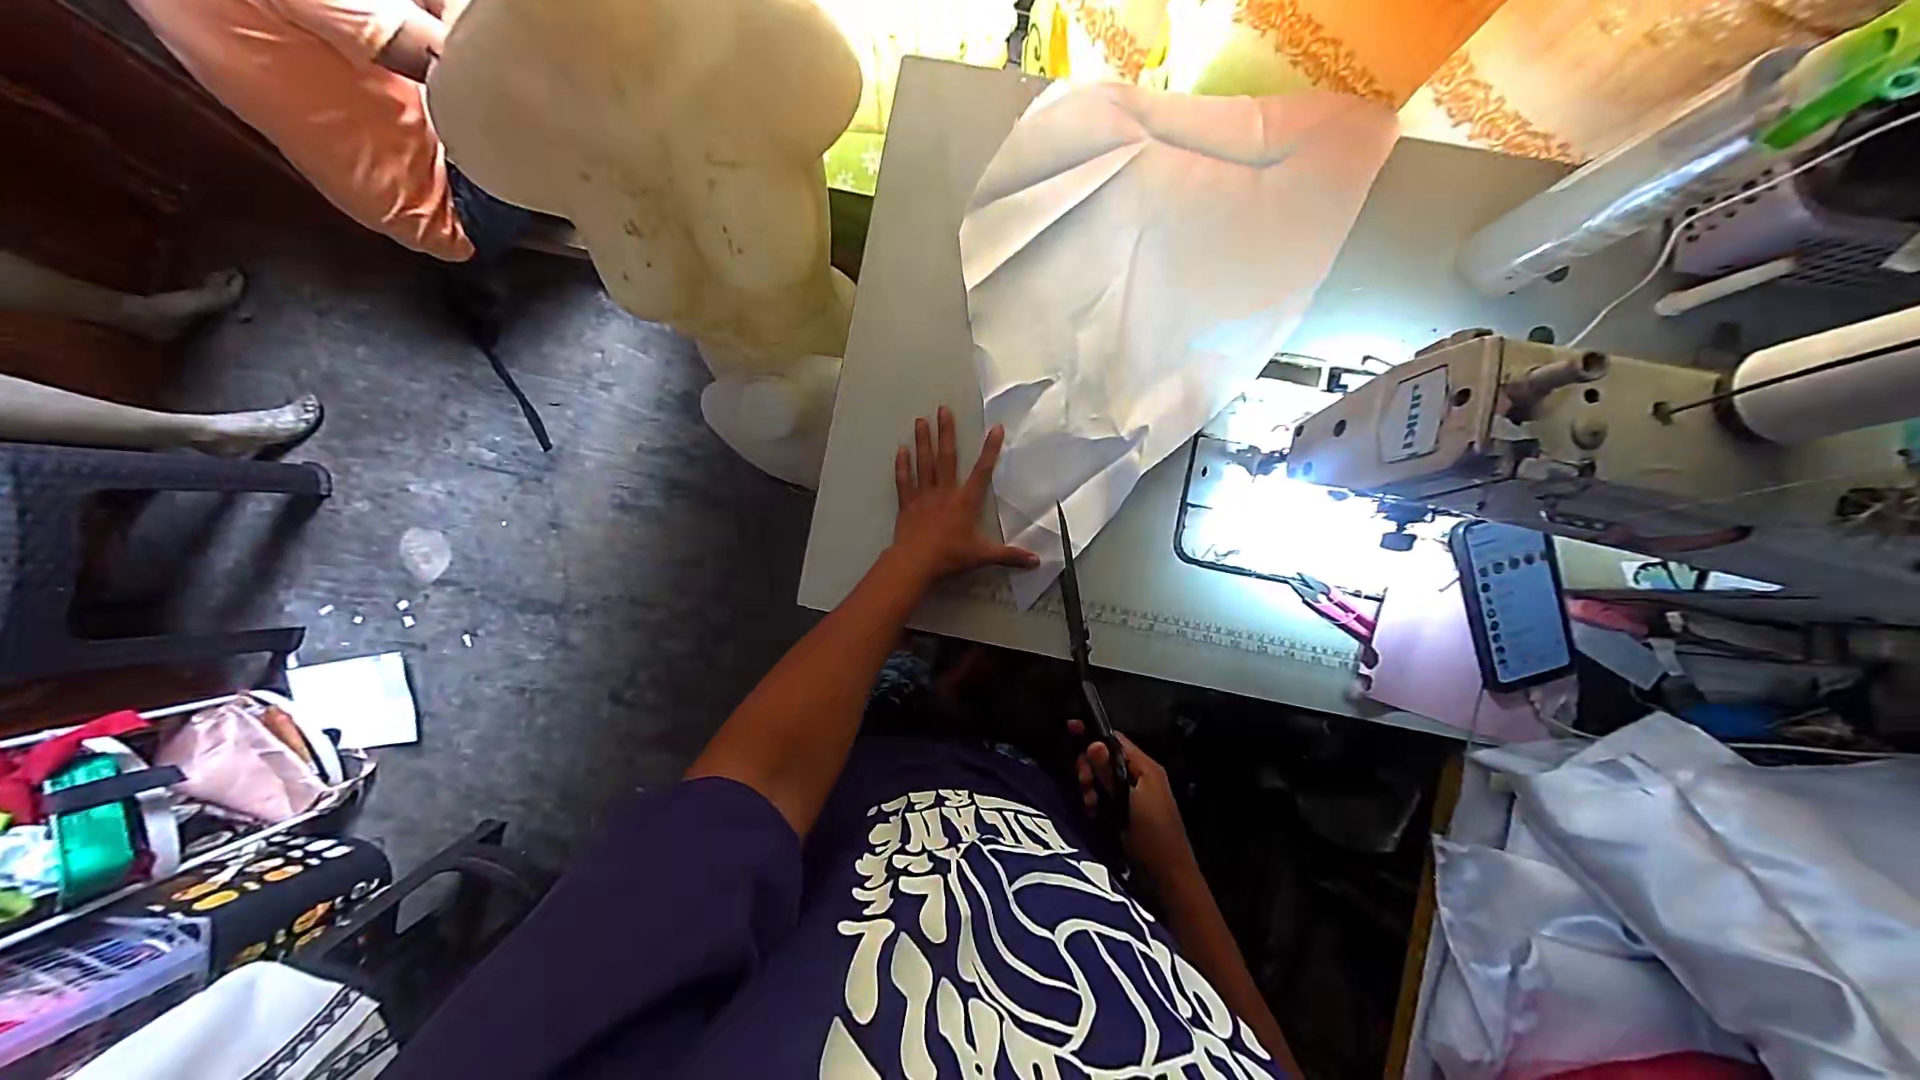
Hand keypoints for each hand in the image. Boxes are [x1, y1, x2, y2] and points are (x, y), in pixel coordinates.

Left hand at [891, 407, 1038, 582]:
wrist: (915, 562)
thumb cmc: (950, 556)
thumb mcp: (982, 556)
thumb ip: (1009, 555)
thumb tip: (1036, 561)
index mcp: (965, 501)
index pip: (982, 471)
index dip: (990, 449)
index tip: (995, 429)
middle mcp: (944, 492)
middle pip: (946, 457)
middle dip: (946, 432)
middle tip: (942, 409)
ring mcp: (923, 496)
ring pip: (923, 463)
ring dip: (922, 441)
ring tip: (920, 420)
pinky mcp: (907, 504)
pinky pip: (904, 481)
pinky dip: (902, 466)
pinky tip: (901, 450)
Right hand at [1070, 721, 1195, 884]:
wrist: (1169, 880)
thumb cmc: (1152, 838)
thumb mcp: (1127, 802)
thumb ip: (1109, 773)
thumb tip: (1093, 743)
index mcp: (1145, 768)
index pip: (1114, 739)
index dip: (1092, 736)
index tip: (1070, 733)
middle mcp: (1140, 776)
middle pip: (1104, 758)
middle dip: (1089, 769)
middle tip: (1085, 787)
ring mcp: (1134, 795)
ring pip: (1102, 780)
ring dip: (1092, 790)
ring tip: (1092, 807)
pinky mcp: (1128, 812)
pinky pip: (1106, 798)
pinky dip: (1097, 804)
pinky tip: (1095, 817)